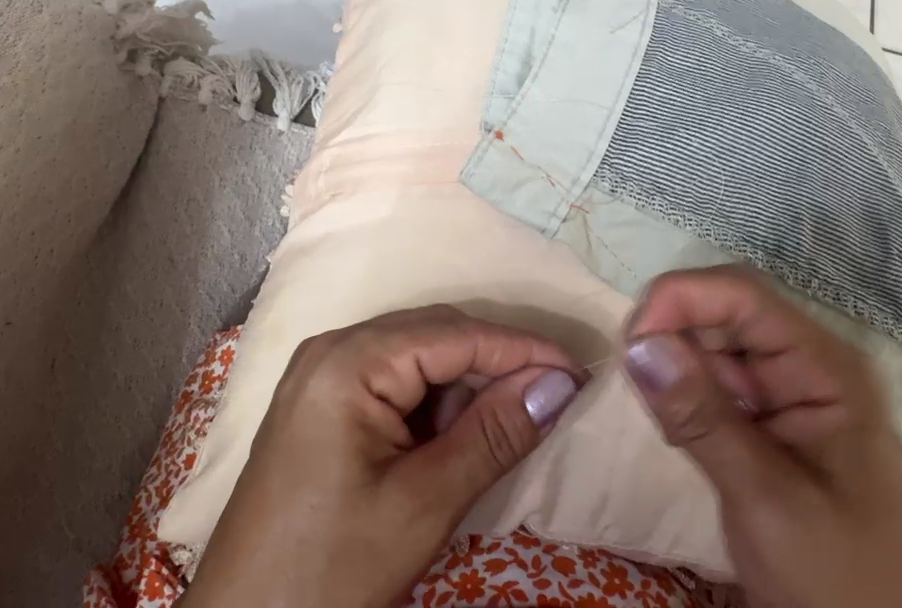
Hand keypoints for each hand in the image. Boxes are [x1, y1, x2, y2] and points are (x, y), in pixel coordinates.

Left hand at [182, 306, 583, 607]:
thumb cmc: (331, 567)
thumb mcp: (424, 504)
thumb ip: (493, 435)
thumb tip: (559, 383)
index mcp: (348, 361)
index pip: (455, 334)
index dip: (522, 348)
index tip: (580, 371)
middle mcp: (332, 349)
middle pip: (435, 335)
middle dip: (496, 363)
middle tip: (553, 398)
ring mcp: (321, 374)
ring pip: (417, 356)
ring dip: (466, 385)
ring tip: (508, 424)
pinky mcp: (321, 403)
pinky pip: (393, 381)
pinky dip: (434, 402)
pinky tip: (457, 435)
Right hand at [623, 266, 901, 607]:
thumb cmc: (835, 577)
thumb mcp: (766, 499)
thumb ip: (703, 418)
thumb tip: (637, 344)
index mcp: (826, 367)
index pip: (743, 295)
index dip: (681, 297)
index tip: (630, 340)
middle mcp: (808, 364)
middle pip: (725, 311)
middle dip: (672, 331)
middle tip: (635, 382)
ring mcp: (789, 392)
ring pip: (713, 344)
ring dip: (675, 365)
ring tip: (662, 416)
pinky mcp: (768, 420)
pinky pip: (714, 382)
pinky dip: (684, 394)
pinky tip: (677, 429)